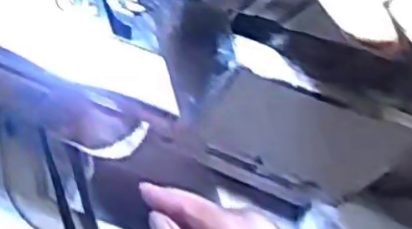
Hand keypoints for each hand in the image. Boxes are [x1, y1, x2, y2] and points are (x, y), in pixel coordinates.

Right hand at [141, 182, 275, 228]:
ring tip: (178, 221)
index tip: (143, 188)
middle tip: (156, 206)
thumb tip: (156, 215)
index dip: (162, 194)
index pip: (190, 200)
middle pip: (207, 208)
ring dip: (198, 221)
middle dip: (182, 208)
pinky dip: (215, 226)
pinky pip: (235, 226)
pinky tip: (204, 228)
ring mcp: (268, 226)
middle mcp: (254, 217)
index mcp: (238, 216)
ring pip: (223, 219)